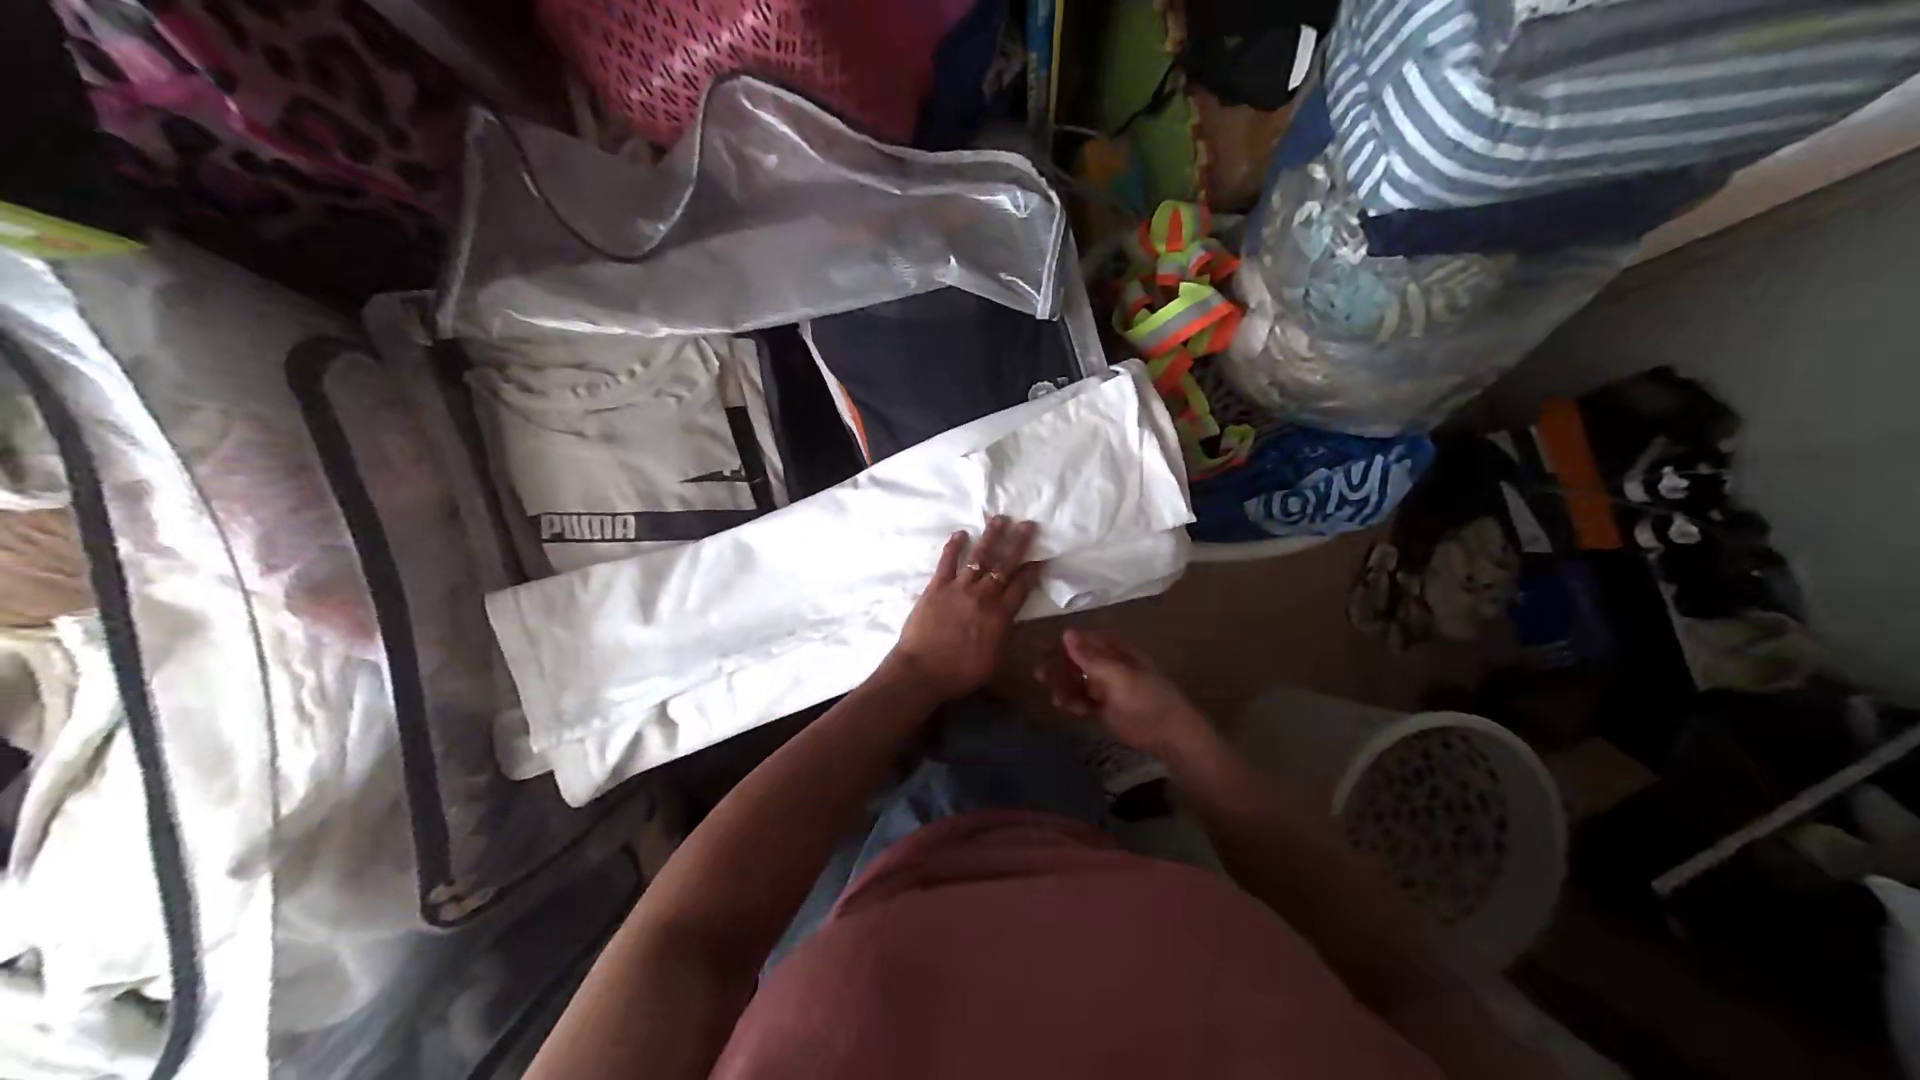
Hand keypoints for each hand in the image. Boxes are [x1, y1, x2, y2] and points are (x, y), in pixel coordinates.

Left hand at [880, 516, 1042, 701]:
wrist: (924, 672)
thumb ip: (1006, 636)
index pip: (1022, 586)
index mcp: (1001, 615)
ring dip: (991, 536)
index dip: (1033, 570)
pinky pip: (947, 561)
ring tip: (1000, 519)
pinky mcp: (936, 587)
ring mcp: (959, 588)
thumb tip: (1014, 621)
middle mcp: (984, 596)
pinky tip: (961, 533)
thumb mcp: (997, 660)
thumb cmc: (961, 673)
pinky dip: (954, 546)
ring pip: (979, 556)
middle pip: (1005, 564)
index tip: (1041, 557)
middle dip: (1019, 542)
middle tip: (1029, 524)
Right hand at [1034, 629, 1212, 757]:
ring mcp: (1104, 686)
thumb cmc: (1148, 699)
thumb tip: (1065, 632)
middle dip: (1058, 667)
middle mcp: (1107, 664)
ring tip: (1055, 696)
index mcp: (1114, 650)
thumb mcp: (1119, 676)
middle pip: (1075, 661)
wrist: (1169, 735)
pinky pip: (1081, 699)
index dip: (1061, 644)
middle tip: (1039, 674)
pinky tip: (1064, 706)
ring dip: (1062, 686)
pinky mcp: (1102, 707)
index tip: (1040, 650)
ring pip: (1075, 681)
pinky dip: (1072, 701)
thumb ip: (1090, 657)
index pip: (1082, 640)